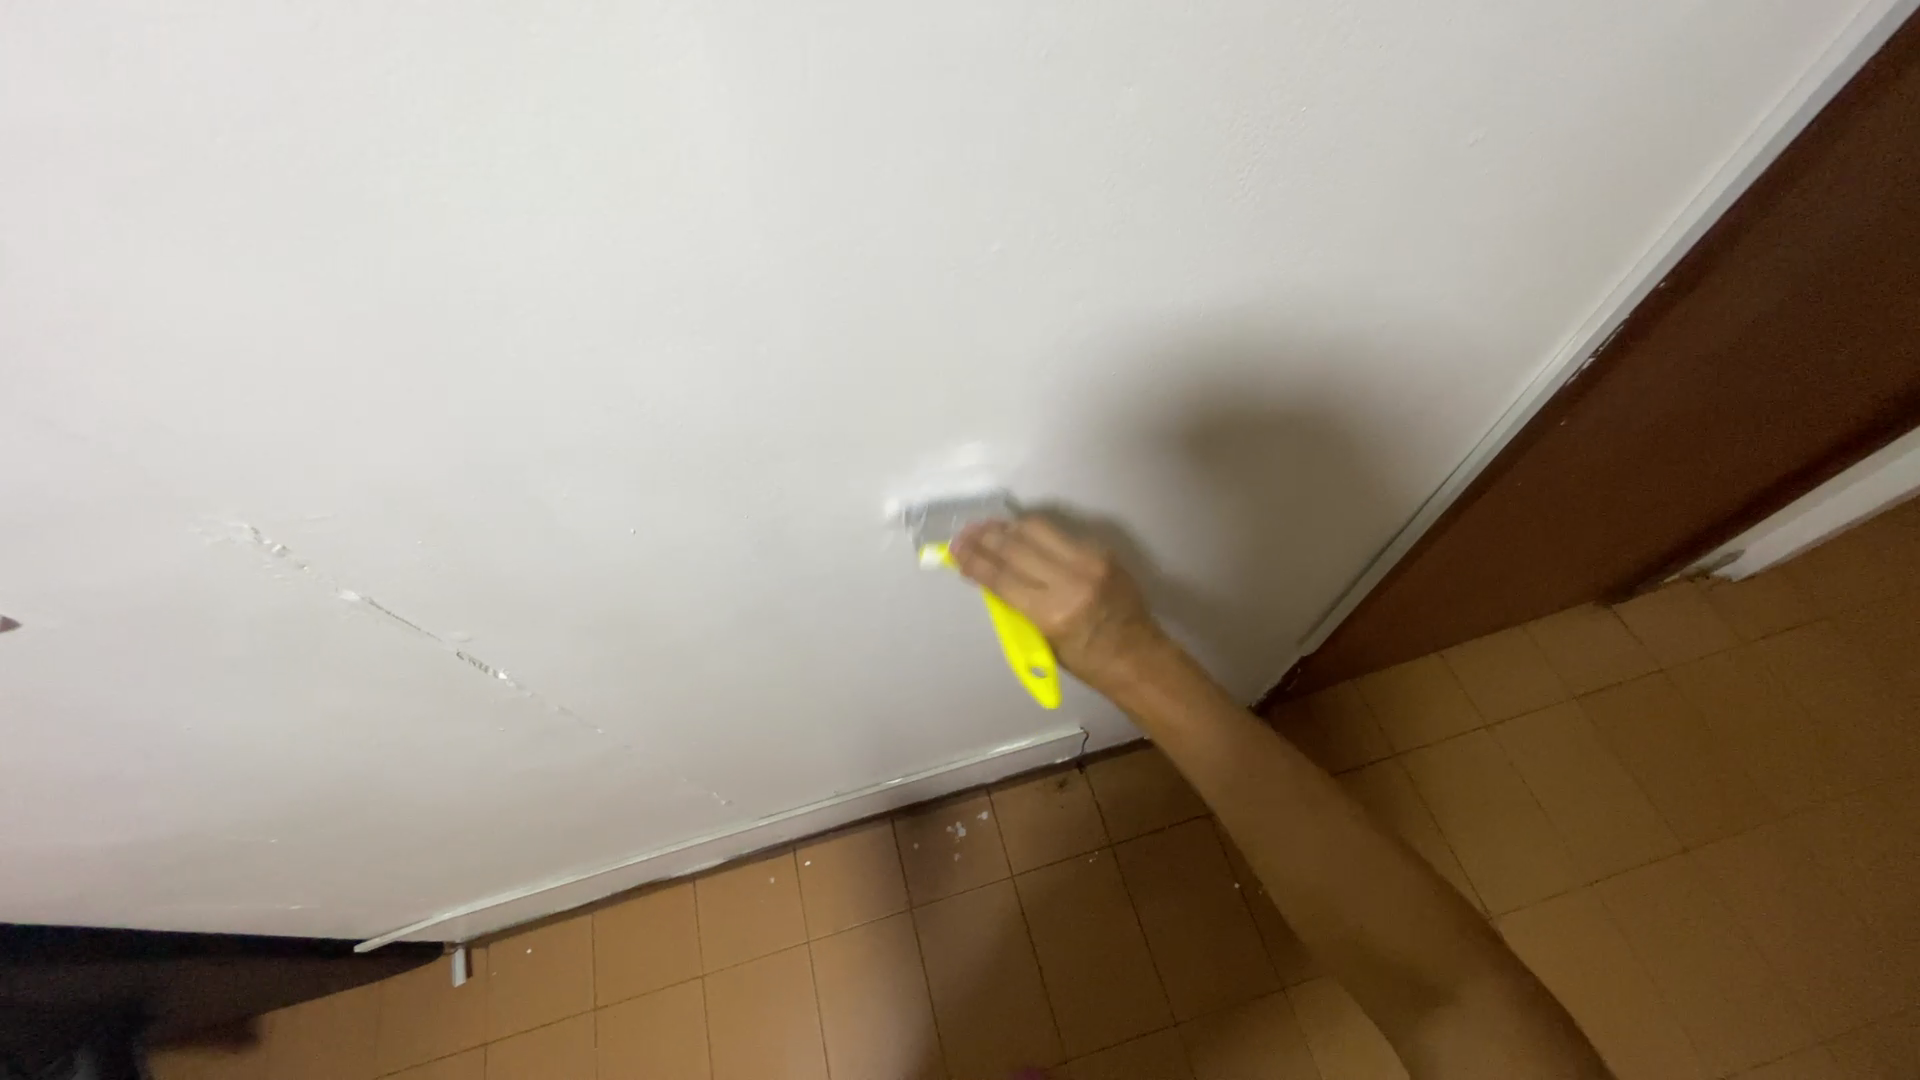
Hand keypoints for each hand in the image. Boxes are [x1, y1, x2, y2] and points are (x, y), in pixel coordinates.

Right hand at [948, 516, 1173, 692]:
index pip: (1001, 577)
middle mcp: (1070, 581)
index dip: (974, 561)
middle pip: (1015, 546)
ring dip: (1009, 527)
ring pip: (1039, 529)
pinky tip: (1021, 534)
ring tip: (989, 527)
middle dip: (985, 538)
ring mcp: (1090, 562)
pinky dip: (1037, 535)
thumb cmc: (1085, 661)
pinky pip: (1061, 535)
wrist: (1138, 656)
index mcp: (1051, 613)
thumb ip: (1017, 604)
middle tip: (965, 532)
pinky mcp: (1103, 552)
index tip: (955, 550)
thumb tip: (989, 574)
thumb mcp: (1042, 640)